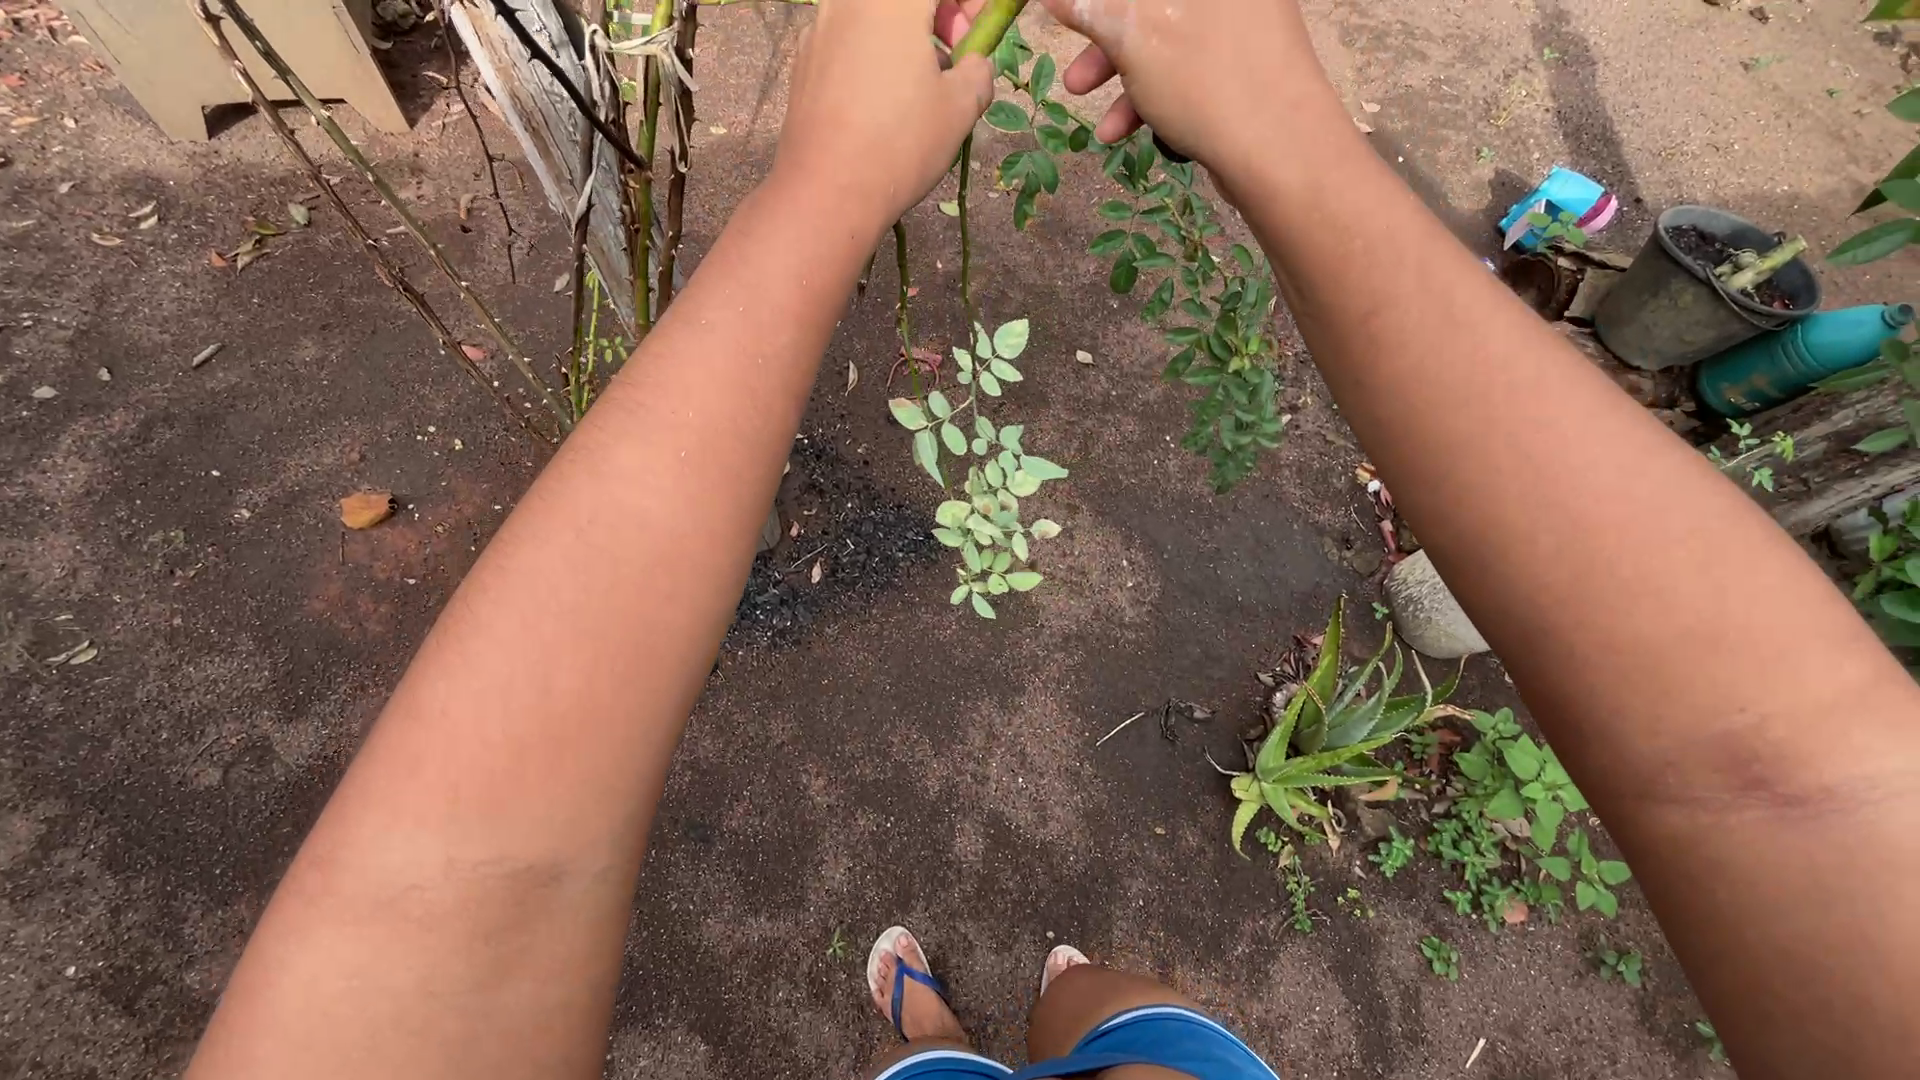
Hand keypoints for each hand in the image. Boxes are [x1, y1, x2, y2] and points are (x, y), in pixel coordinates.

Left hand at [771, 0, 994, 233]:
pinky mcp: (804, 62)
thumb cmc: (900, 144)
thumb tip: (974, 65)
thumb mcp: (960, 109)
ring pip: (875, 17)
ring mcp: (819, 28)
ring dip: (906, 40)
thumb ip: (978, 71)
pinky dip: (874, 58)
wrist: (827, 192)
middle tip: (954, 63)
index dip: (969, 2)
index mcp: (892, 0)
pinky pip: (849, 42)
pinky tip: (882, 108)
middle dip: (938, 17)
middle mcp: (849, 1)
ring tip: (919, 91)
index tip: (977, 38)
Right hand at [1036, 0, 1343, 184]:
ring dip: (1122, 83)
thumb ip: (1093, 9)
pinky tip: (1125, 132)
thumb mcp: (1133, 37)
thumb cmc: (1202, 79)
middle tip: (1074, 80)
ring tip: (1101, 127)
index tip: (1070, 18)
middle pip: (1151, 7)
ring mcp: (1242, 24)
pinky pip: (1187, 68)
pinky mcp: (1245, 65)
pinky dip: (1152, 97)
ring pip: (1166, 40)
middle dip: (1105, 43)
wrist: (1278, 149)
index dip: (1100, 4)